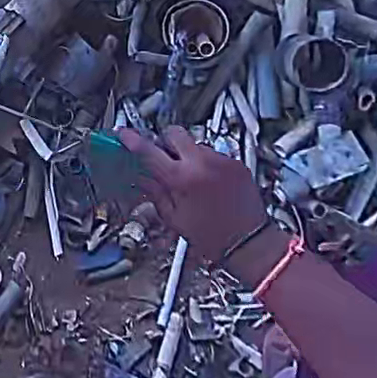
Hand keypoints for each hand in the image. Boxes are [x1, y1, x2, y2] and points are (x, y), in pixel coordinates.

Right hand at [117, 125, 269, 264]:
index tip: (125, 134)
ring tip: (190, 178)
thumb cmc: (214, 238)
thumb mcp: (174, 218)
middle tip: (163, 159)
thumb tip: (141, 175)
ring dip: (186, 154)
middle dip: (164, 142)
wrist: (252, 244)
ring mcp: (221, 160)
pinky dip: (205, 163)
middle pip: (173, 133)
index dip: (132, 140)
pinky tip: (207, 182)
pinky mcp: (235, 162)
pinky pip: (212, 153)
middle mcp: (202, 163)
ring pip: (193, 143)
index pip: (149, 150)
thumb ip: (155, 191)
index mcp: (182, 179)